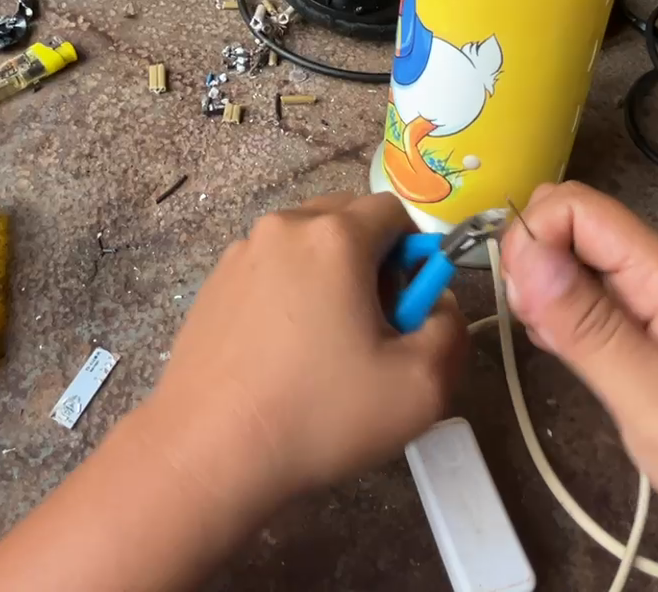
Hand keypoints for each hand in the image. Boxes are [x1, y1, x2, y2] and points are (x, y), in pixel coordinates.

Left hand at [149, 191, 467, 503]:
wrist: (208, 448)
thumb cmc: (319, 413)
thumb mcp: (420, 387)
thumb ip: (450, 329)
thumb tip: (436, 302)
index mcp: (334, 236)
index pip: (393, 209)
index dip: (415, 251)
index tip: (407, 303)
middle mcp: (284, 226)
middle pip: (347, 217)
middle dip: (372, 257)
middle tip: (371, 321)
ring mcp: (242, 250)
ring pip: (306, 241)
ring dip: (328, 271)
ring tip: (323, 339)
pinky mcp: (214, 279)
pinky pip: (270, 265)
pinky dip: (288, 287)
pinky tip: (280, 347)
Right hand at [499, 181, 657, 591]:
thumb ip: (588, 327)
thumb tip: (523, 252)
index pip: (577, 206)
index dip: (534, 237)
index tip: (522, 301)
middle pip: (573, 222)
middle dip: (534, 260)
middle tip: (537, 329)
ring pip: (576, 257)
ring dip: (544, 289)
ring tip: (555, 349)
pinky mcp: (652, 325)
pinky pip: (589, 293)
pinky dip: (562, 313)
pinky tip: (567, 354)